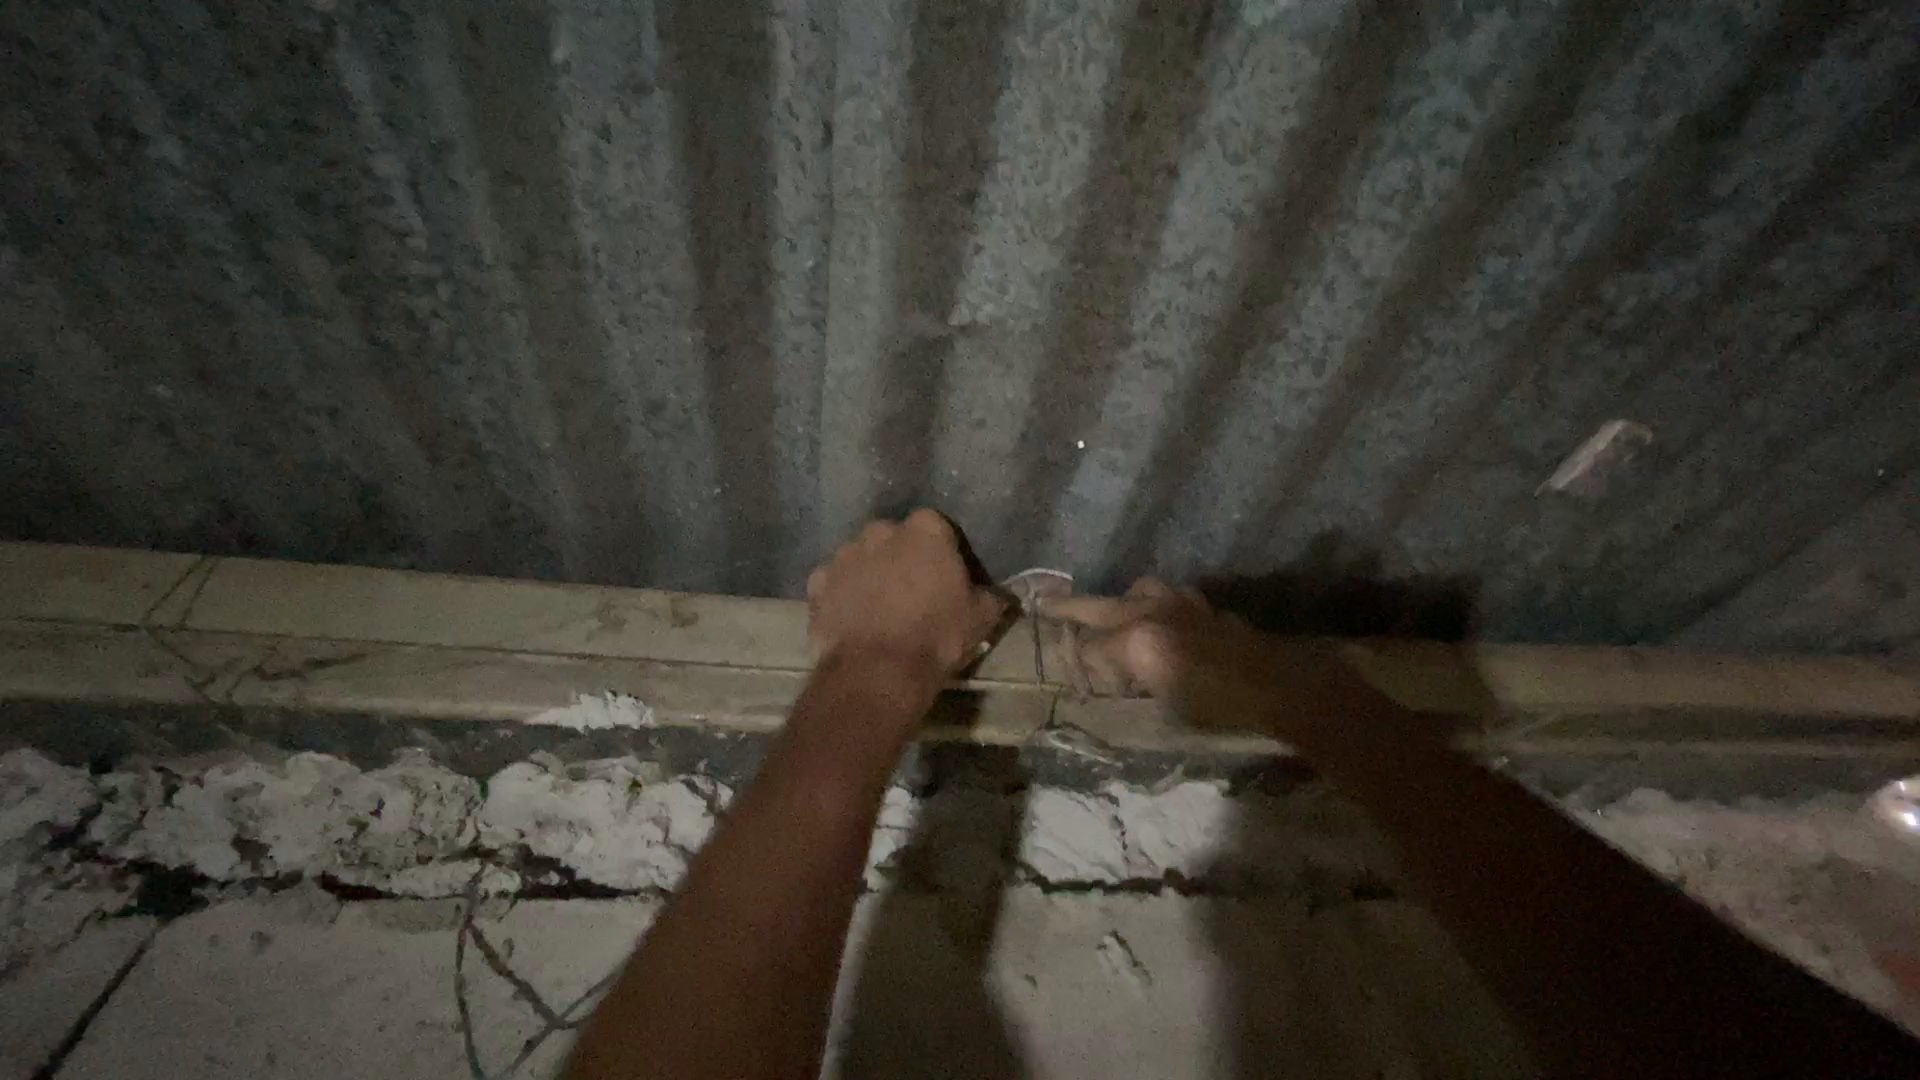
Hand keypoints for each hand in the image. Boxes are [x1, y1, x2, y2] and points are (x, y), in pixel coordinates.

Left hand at [806, 510, 1008, 686]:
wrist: (876, 673)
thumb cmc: (936, 638)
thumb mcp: (980, 620)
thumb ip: (993, 598)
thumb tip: (1003, 594)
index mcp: (925, 531)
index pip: (937, 528)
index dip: (941, 552)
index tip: (946, 577)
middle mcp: (881, 531)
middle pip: (895, 539)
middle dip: (902, 558)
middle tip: (913, 593)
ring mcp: (844, 555)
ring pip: (862, 558)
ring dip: (871, 575)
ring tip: (881, 610)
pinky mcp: (817, 583)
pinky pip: (835, 583)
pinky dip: (843, 596)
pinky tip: (854, 620)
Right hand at [1039, 578, 1218, 697]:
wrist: (1279, 684)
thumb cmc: (1220, 707)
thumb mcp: (1166, 709)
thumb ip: (1132, 684)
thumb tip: (1112, 677)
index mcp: (1137, 640)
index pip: (1090, 648)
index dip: (1082, 665)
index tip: (1080, 677)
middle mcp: (1151, 612)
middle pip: (1099, 606)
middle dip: (1070, 607)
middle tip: (1046, 604)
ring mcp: (1178, 603)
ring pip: (1137, 592)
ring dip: (1123, 603)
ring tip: (1121, 618)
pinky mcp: (1202, 606)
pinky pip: (1170, 597)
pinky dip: (1159, 606)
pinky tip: (1165, 622)